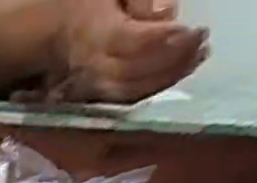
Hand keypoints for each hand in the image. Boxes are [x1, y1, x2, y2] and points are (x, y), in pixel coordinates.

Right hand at [54, 0, 208, 104]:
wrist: (53, 33)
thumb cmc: (87, 6)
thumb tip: (166, 14)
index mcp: (98, 36)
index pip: (138, 44)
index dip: (169, 41)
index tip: (198, 32)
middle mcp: (93, 68)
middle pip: (137, 73)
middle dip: (172, 63)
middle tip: (203, 48)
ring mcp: (90, 87)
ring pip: (131, 91)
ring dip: (166, 79)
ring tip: (195, 61)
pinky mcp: (93, 97)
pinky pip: (124, 100)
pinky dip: (151, 89)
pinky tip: (172, 75)